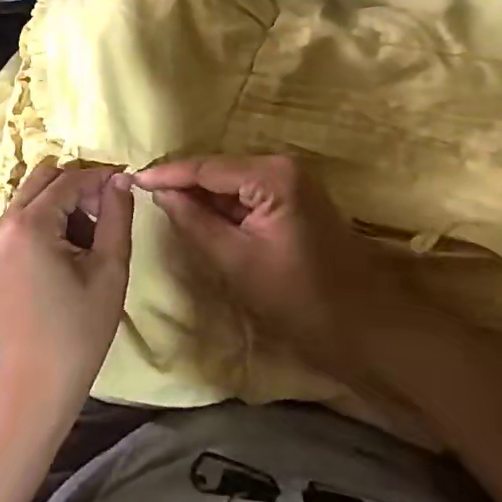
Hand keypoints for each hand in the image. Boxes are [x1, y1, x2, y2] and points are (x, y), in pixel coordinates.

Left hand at [0, 163, 133, 403]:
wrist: (35, 382)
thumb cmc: (79, 330)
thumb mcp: (109, 270)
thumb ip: (116, 216)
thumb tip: (121, 179)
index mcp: (28, 224)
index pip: (67, 180)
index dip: (99, 178)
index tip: (126, 185)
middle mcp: (1, 223)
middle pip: (42, 179)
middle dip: (76, 186)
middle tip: (106, 212)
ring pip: (29, 197)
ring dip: (60, 203)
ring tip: (90, 238)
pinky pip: (18, 220)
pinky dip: (43, 220)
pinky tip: (66, 251)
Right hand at [139, 155, 412, 370]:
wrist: (373, 334)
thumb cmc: (302, 299)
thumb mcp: (235, 261)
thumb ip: (193, 221)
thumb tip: (160, 193)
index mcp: (271, 175)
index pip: (203, 167)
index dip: (164, 174)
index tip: (128, 178)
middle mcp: (282, 167)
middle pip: (215, 170)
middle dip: (179, 182)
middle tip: (139, 192)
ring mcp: (291, 184)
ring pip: (228, 183)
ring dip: (198, 195)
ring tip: (157, 204)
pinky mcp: (294, 202)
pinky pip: (245, 196)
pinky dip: (220, 207)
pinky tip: (194, 217)